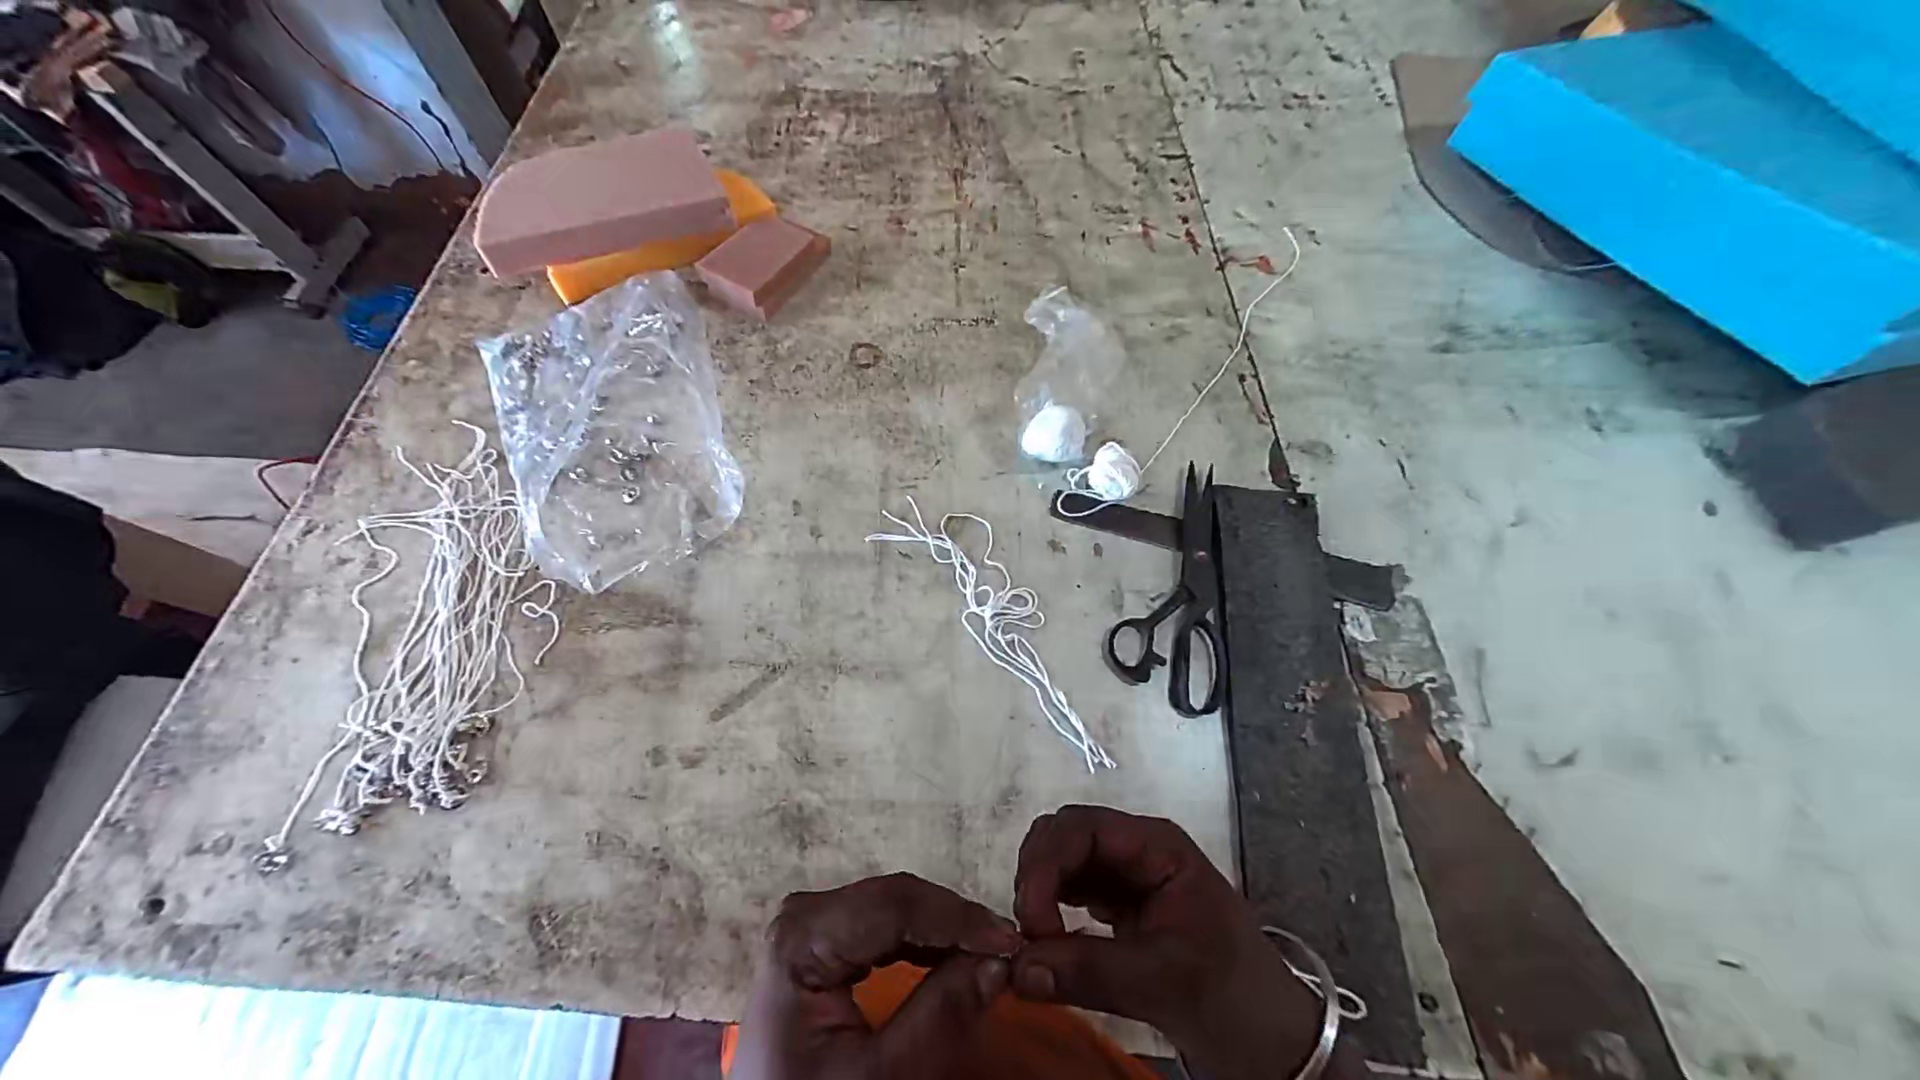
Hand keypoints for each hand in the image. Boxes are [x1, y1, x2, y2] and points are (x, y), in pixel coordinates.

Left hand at [732, 872, 1021, 1079]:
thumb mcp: (880, 1078)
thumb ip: (939, 1015)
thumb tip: (997, 961)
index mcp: (802, 936)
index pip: (895, 905)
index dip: (958, 918)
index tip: (1011, 941)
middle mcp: (804, 913)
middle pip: (895, 900)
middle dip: (954, 921)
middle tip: (1008, 949)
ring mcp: (812, 923)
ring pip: (894, 907)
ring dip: (944, 928)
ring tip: (990, 951)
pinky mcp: (822, 939)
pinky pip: (883, 924)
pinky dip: (923, 938)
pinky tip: (953, 953)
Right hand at [1011, 805, 1340, 1079]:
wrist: (1274, 1042)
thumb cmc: (1235, 997)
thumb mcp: (1167, 982)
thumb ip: (1091, 970)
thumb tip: (1017, 967)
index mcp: (1156, 846)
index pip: (1082, 828)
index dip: (1047, 863)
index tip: (1032, 921)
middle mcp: (1135, 850)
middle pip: (1064, 837)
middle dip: (1037, 876)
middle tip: (1028, 933)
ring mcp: (1125, 877)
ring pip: (1061, 863)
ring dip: (1039, 894)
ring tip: (1036, 942)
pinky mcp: (1118, 908)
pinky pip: (1068, 894)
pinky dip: (1049, 913)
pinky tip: (1049, 941)